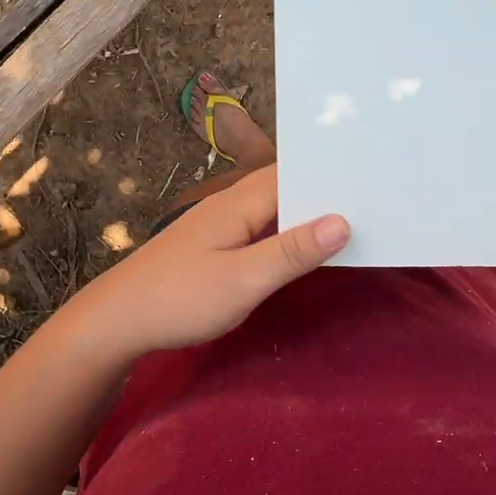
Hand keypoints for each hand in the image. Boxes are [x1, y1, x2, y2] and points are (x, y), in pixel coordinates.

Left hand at [53, 165, 349, 360]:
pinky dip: (288, 232)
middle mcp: (231, 203)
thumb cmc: (179, 299)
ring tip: (356, 219)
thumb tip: (344, 221)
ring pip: (275, 207)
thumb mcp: (242, 280)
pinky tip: (306, 247)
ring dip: (308, 212)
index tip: (377, 176)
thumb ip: (292, 252)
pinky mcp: (215, 244)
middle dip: (327, 190)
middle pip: (287, 186)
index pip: (296, 174)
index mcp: (239, 202)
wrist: (117, 320)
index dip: (334, 174)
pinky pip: (262, 227)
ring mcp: (221, 223)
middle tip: (379, 197)